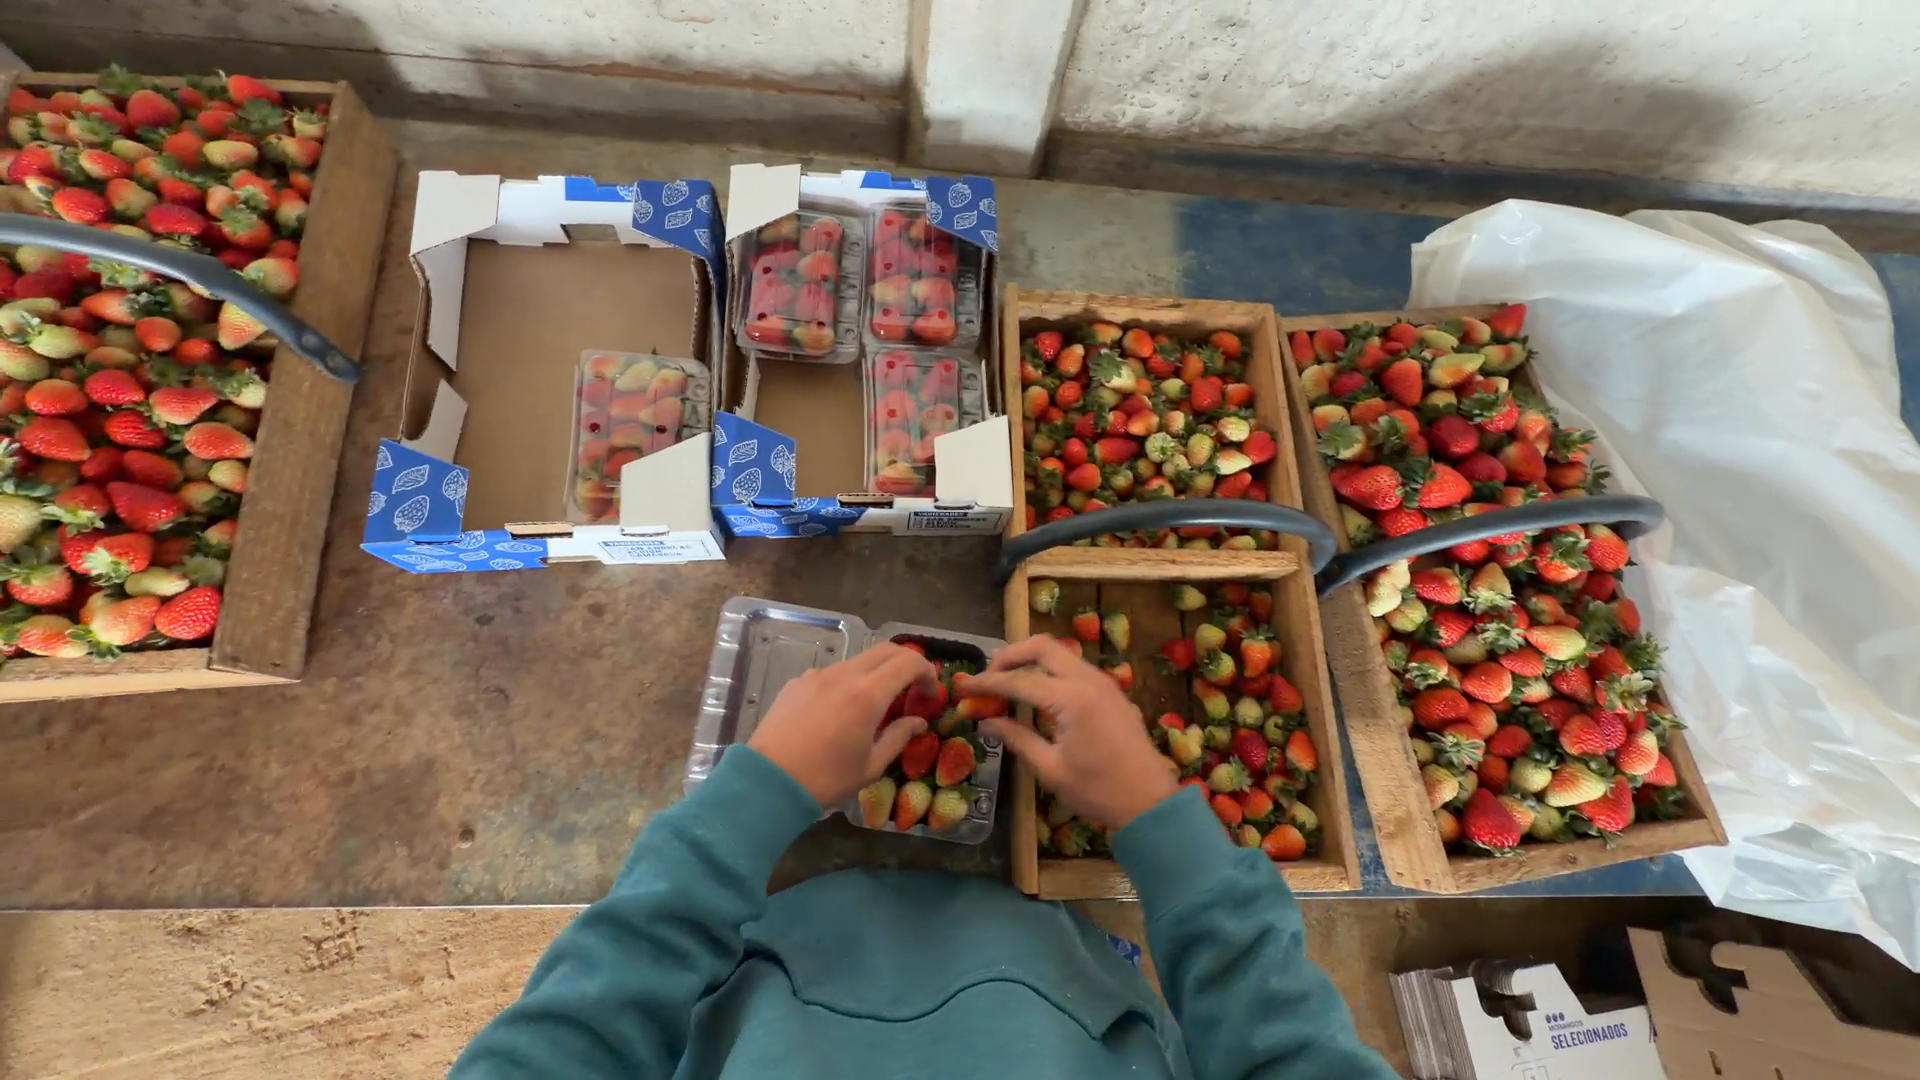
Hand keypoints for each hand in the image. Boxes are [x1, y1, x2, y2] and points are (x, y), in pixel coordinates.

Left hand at [748, 643, 935, 807]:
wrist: (767, 782)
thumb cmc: (826, 778)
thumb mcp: (871, 765)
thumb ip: (898, 737)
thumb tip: (918, 723)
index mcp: (868, 694)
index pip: (909, 662)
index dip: (927, 672)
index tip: (930, 693)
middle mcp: (844, 674)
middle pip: (885, 650)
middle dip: (906, 663)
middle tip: (912, 689)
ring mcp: (817, 675)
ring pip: (857, 662)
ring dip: (875, 674)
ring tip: (873, 707)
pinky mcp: (797, 682)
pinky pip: (831, 674)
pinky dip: (846, 684)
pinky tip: (838, 714)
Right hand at [966, 634, 1177, 829]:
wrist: (1151, 802)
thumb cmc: (1098, 791)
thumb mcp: (1050, 769)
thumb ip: (1016, 738)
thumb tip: (985, 723)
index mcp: (1072, 699)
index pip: (1019, 681)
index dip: (987, 683)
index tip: (963, 687)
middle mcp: (1088, 679)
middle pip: (1041, 647)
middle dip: (1009, 656)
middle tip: (987, 676)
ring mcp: (1103, 681)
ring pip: (1059, 652)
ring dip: (1030, 658)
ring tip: (1006, 680)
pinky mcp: (1111, 690)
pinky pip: (1074, 666)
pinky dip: (1050, 669)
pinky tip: (1037, 690)